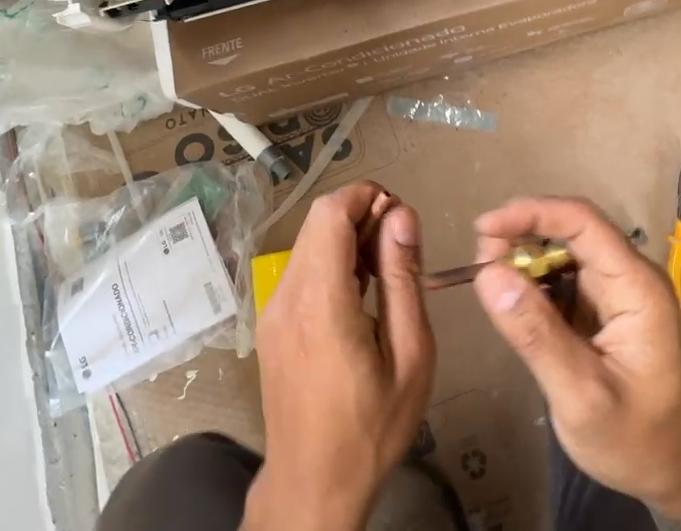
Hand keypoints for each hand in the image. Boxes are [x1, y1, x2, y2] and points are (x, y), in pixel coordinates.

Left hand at [244, 183, 435, 530]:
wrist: (312, 484)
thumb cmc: (372, 427)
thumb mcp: (410, 355)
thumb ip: (404, 279)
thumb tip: (402, 216)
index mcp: (321, 303)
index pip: (331, 213)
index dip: (367, 197)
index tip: (402, 216)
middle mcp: (287, 296)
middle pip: (318, 220)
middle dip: (361, 213)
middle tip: (401, 243)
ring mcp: (272, 310)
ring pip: (308, 241)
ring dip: (346, 236)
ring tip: (386, 269)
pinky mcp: (270, 323)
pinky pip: (300, 269)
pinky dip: (331, 261)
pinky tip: (359, 292)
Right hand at [472, 196, 680, 519]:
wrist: (672, 476)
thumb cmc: (635, 441)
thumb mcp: (580, 396)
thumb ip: (535, 334)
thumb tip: (489, 274)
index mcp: (637, 288)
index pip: (583, 222)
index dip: (531, 213)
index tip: (483, 229)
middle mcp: (629, 278)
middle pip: (570, 231)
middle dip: (520, 237)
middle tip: (478, 267)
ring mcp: (616, 292)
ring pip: (562, 252)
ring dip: (523, 260)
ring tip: (488, 285)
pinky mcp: (602, 309)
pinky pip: (562, 279)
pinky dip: (532, 284)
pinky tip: (511, 305)